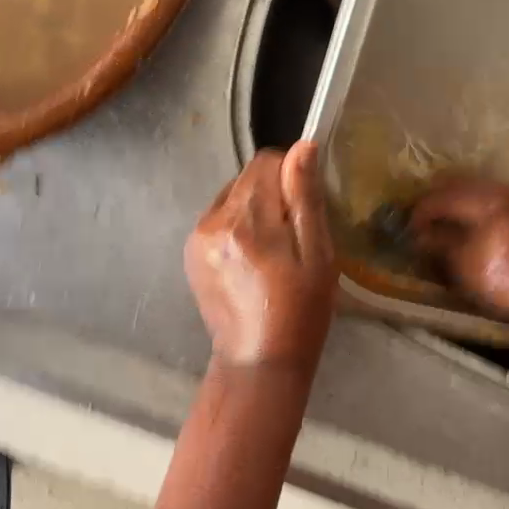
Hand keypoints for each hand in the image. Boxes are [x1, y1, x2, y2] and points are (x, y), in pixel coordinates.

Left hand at [184, 144, 337, 367]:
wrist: (258, 361)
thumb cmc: (301, 311)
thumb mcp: (318, 256)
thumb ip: (306, 199)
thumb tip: (303, 147)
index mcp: (248, 220)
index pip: (267, 162)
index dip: (292, 175)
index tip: (305, 207)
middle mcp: (214, 220)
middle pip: (247, 177)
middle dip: (273, 194)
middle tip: (292, 236)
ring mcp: (197, 237)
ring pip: (232, 196)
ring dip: (254, 209)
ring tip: (272, 250)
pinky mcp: (190, 252)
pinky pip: (218, 217)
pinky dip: (237, 226)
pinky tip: (252, 259)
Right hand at [411, 176, 508, 323]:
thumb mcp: (466, 266)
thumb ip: (440, 244)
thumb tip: (421, 234)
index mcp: (481, 199)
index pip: (437, 198)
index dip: (418, 214)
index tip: (408, 231)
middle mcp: (497, 189)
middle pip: (454, 183)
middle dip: (434, 201)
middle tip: (421, 224)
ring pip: (472, 187)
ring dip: (453, 201)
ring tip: (442, 226)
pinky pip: (488, 195)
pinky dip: (471, 205)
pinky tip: (467, 225)